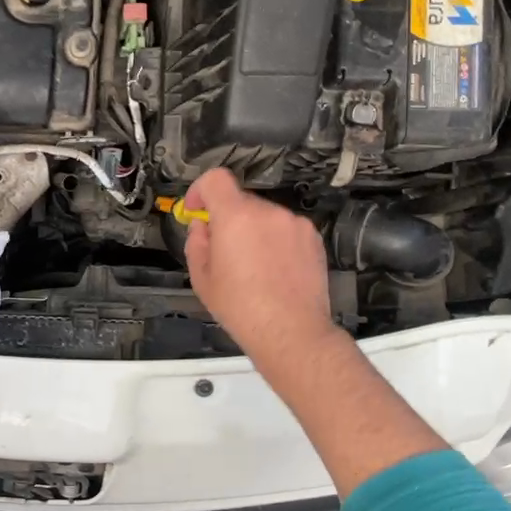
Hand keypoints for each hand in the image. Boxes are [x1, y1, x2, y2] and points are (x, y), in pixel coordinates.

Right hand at [181, 168, 338, 366]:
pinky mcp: (313, 238)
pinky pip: (285, 229)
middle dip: (227, 219)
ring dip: (252, 231)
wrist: (290, 330)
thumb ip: (197, 243)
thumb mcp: (202, 278)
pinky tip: (273, 270)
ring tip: (251, 266)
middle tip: (222, 251)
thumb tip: (203, 227)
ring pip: (264, 217)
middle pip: (240, 201)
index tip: (196, 210)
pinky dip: (275, 241)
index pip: (215, 180)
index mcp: (235, 218)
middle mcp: (268, 212)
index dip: (200, 190)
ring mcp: (295, 223)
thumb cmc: (240, 307)